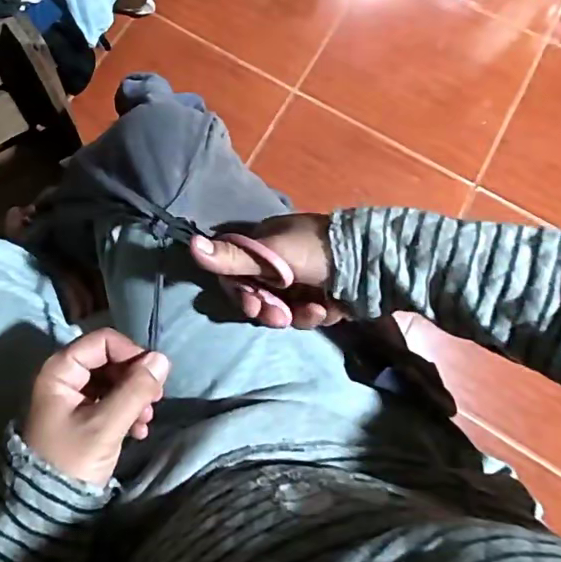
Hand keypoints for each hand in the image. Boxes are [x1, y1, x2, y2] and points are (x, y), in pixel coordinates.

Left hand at [22, 328, 170, 488]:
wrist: (47, 511)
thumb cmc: (72, 461)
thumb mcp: (106, 425)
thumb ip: (136, 390)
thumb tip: (162, 359)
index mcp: (60, 371)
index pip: (103, 341)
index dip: (131, 353)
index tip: (152, 376)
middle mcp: (63, 378)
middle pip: (109, 360)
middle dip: (135, 378)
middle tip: (155, 400)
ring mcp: (71, 398)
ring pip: (112, 381)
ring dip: (134, 396)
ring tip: (146, 420)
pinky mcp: (80, 417)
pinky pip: (109, 400)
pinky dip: (126, 410)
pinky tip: (139, 430)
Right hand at [190, 213, 345, 329]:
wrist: (370, 263)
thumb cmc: (316, 251)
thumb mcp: (272, 254)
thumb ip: (232, 256)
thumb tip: (190, 244)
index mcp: (265, 244)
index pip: (236, 273)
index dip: (241, 293)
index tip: (252, 305)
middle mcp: (280, 262)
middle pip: (258, 295)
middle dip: (268, 309)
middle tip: (280, 316)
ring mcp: (302, 279)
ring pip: (282, 308)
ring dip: (295, 314)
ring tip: (314, 309)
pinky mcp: (321, 296)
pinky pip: (306, 314)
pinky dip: (315, 314)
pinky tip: (328, 309)